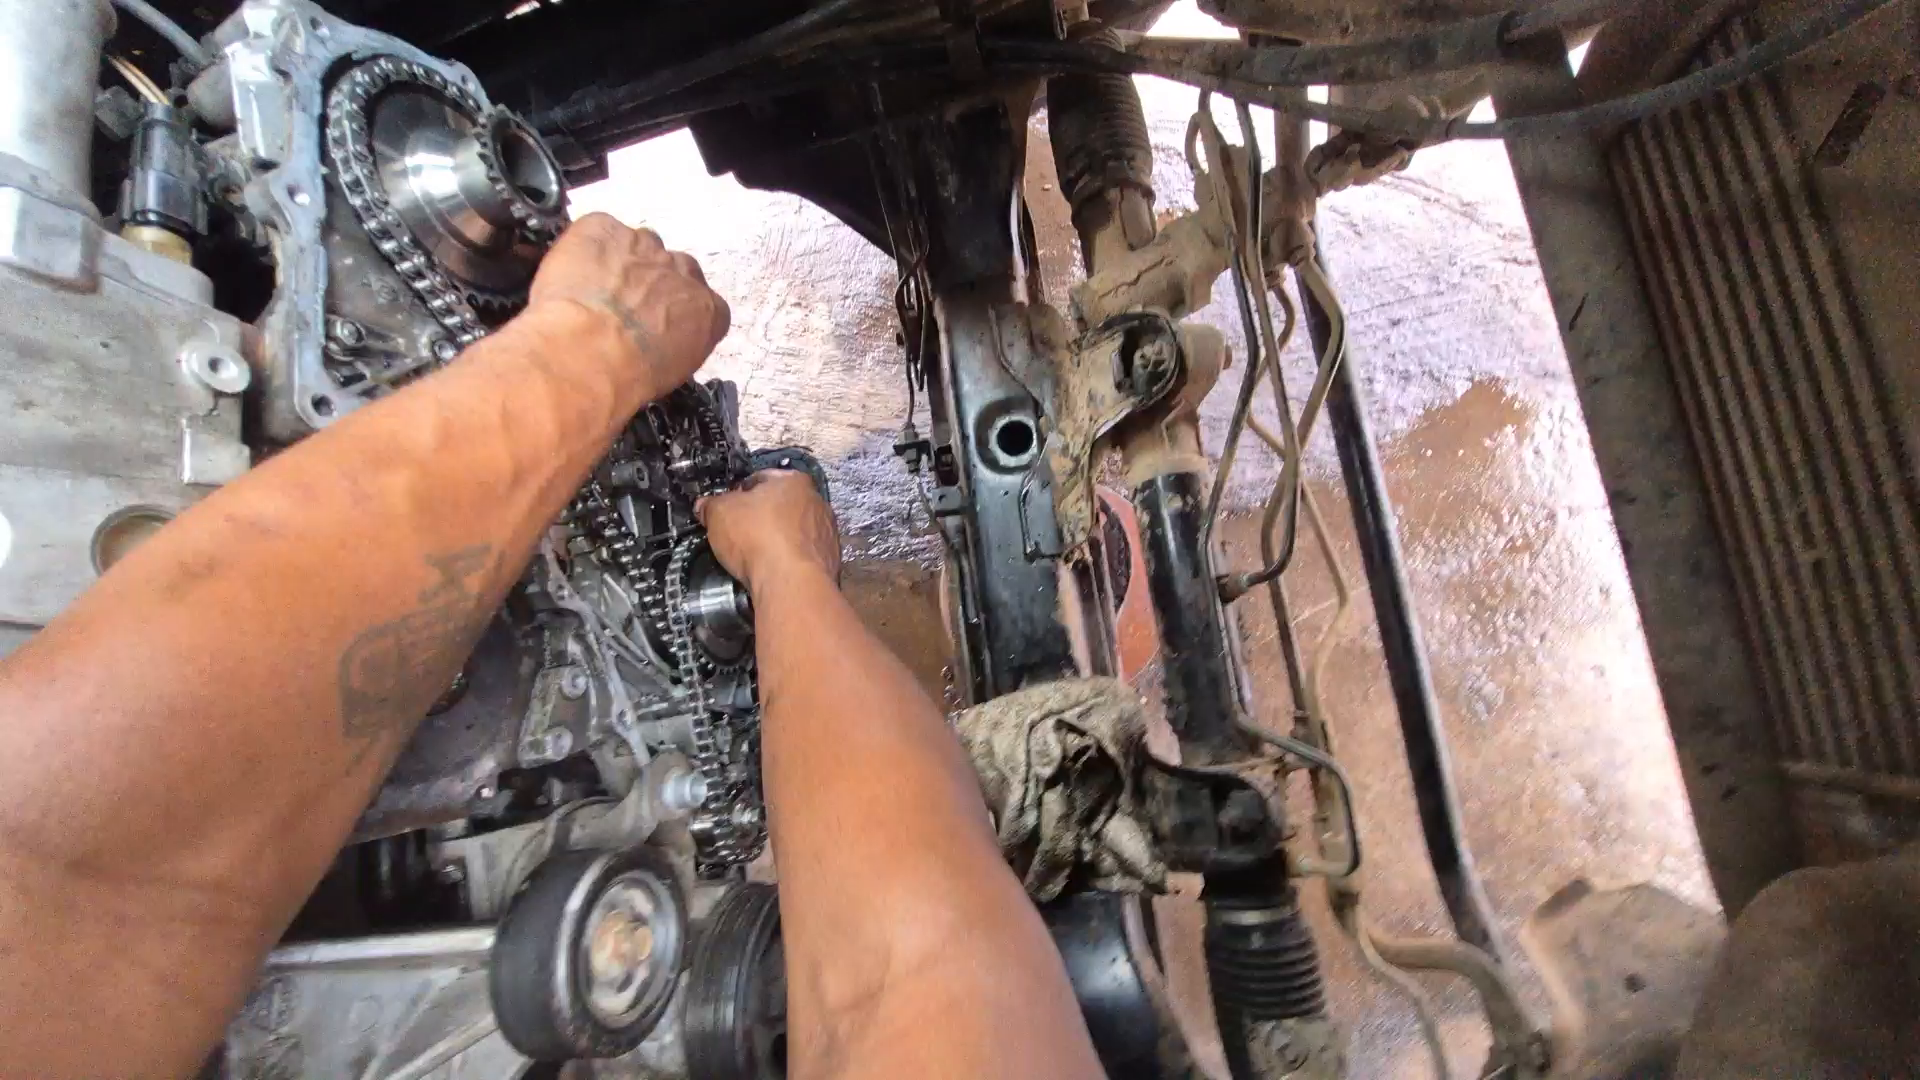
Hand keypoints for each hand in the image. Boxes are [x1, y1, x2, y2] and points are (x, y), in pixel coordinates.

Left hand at [526, 213, 730, 391]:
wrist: (591, 349)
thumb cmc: (634, 372)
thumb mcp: (674, 371)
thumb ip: (679, 341)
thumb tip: (662, 341)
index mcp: (709, 310)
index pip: (705, 302)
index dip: (680, 310)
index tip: (664, 322)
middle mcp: (684, 271)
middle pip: (675, 267)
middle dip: (655, 282)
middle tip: (629, 305)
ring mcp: (645, 246)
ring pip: (640, 244)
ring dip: (624, 260)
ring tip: (600, 287)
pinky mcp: (605, 229)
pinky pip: (600, 229)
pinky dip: (589, 244)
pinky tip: (577, 270)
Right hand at [697, 471, 840, 594]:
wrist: (791, 582)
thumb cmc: (758, 538)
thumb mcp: (719, 513)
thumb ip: (712, 505)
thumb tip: (706, 506)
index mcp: (794, 481)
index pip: (761, 479)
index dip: (740, 493)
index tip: (728, 508)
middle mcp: (818, 502)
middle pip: (782, 506)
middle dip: (762, 518)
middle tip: (740, 533)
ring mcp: (827, 533)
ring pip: (795, 532)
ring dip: (778, 541)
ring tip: (757, 556)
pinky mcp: (831, 560)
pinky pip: (803, 556)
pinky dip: (790, 561)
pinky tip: (774, 570)